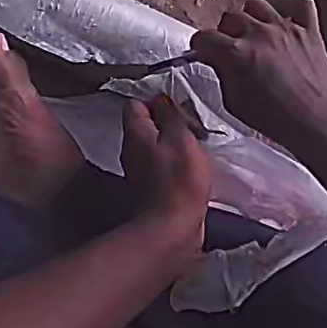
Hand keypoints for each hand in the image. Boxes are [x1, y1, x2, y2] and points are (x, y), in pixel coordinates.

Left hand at [118, 94, 209, 250]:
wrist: (171, 229)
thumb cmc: (178, 180)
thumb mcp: (180, 137)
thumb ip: (170, 114)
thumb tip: (161, 98)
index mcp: (135, 133)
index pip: (136, 104)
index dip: (157, 102)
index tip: (179, 109)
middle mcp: (131, 149)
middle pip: (146, 125)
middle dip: (168, 123)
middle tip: (191, 129)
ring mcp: (138, 170)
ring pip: (155, 145)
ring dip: (173, 144)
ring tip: (195, 148)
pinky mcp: (150, 188)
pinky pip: (161, 165)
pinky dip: (174, 163)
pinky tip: (190, 168)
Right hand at [189, 0, 326, 149]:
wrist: (315, 122)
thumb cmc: (275, 118)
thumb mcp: (233, 102)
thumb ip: (222, 75)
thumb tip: (217, 62)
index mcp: (236, 53)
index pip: (205, 37)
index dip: (200, 46)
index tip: (204, 51)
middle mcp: (259, 34)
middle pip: (229, 17)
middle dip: (225, 32)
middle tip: (230, 47)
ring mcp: (285, 29)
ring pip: (257, 4)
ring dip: (251, 18)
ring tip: (254, 34)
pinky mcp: (308, 30)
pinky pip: (300, 3)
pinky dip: (291, 7)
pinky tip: (285, 21)